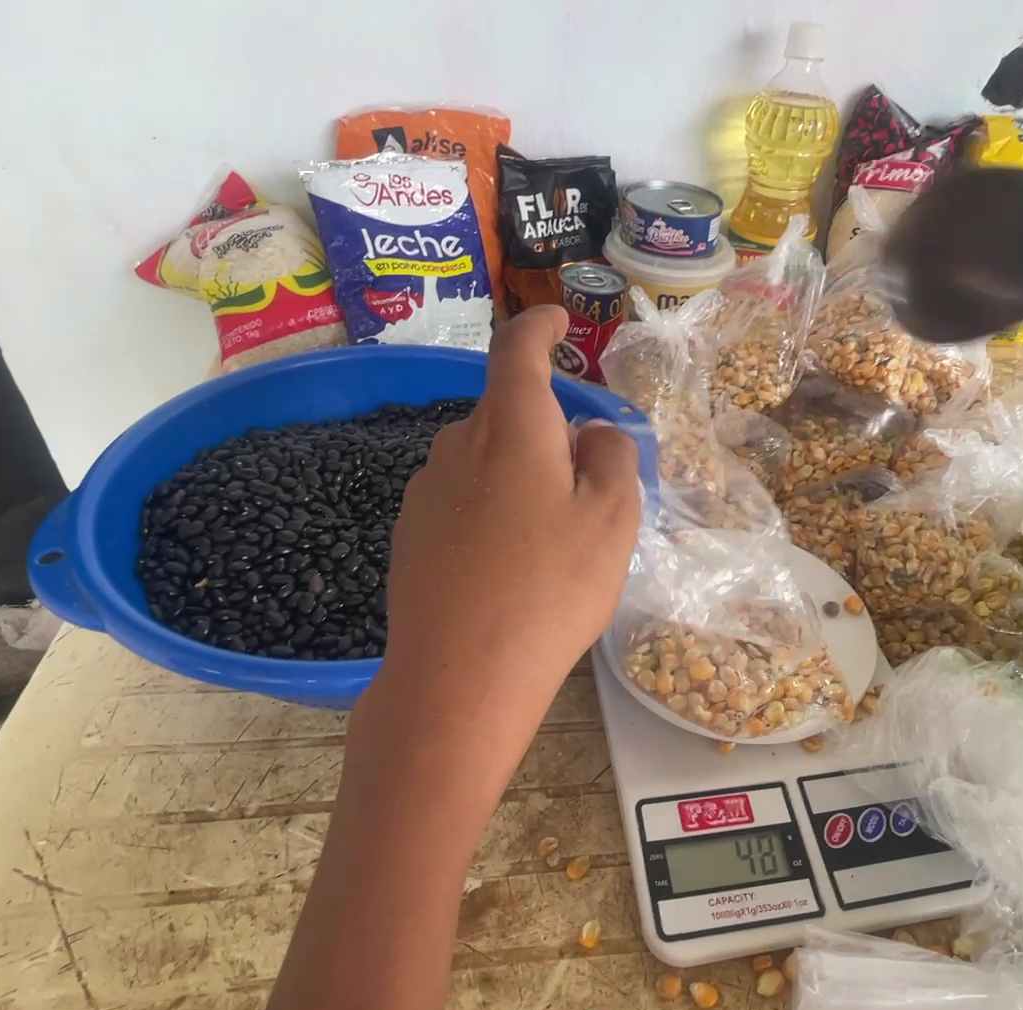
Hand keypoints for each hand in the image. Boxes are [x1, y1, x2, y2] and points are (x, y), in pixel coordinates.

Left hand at [375, 305, 641, 737]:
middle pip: (508, 414)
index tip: (559, 318)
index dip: (540, 325)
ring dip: (520, 476)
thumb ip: (612, 457)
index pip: (518, 348)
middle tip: (586, 488)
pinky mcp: (410, 535)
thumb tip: (591, 432)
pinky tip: (507, 568)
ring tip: (548, 541)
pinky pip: (462, 500)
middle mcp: (458, 445)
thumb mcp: (613, 520)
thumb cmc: (549, 589)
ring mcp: (426, 491)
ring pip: (485, 460)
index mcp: (511, 427)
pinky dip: (492, 511)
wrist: (459, 677)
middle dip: (549, 431)